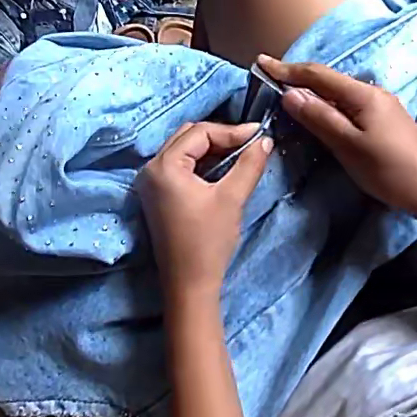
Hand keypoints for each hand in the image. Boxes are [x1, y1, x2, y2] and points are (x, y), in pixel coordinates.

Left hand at [136, 121, 273, 296]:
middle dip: (221, 137)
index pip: (200, 133)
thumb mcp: (232, 199)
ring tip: (242, 155)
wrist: (189, 284)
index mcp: (163, 166)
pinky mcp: (157, 196)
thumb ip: (249, 165)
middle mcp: (151, 170)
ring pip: (185, 151)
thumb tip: (265, 140)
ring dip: (212, 150)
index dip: (232, 131)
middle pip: (188, 137)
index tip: (260, 134)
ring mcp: (151, 184)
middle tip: (251, 143)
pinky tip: (224, 170)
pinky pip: (181, 168)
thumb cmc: (208, 241)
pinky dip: (203, 164)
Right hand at [257, 55, 416, 219]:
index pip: (317, 75)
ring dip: (312, 93)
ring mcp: (381, 107)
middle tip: (269, 79)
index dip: (287, 69)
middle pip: (328, 80)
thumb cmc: (390, 170)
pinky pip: (348, 106)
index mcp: (363, 95)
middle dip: (297, 78)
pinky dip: (327, 106)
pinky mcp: (384, 122)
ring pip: (338, 94)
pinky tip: (318, 115)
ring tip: (286, 95)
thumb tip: (290, 94)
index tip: (261, 63)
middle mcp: (372, 93)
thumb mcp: (348, 145)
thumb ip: (320, 118)